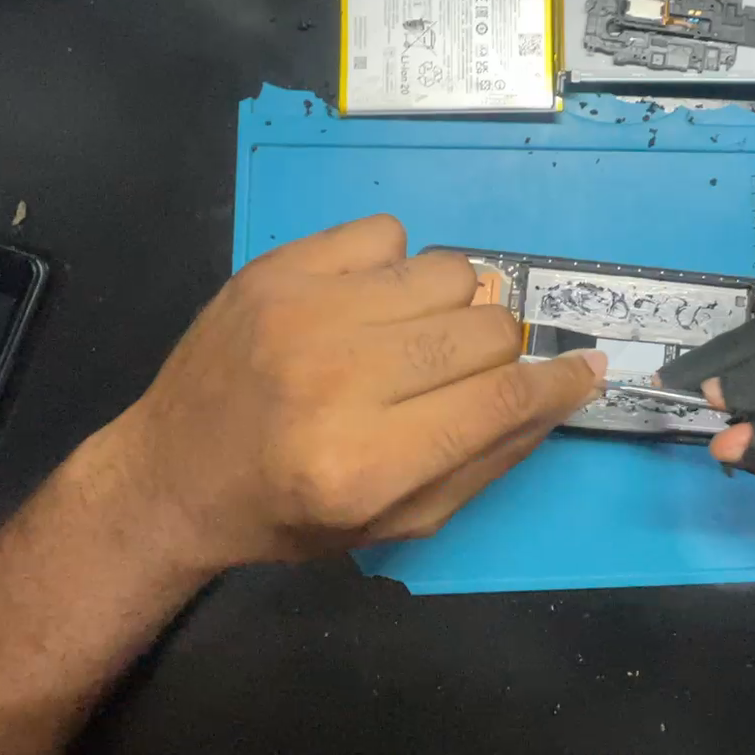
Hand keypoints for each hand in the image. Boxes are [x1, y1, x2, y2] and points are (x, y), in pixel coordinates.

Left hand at [97, 215, 606, 571]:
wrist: (169, 475)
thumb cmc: (290, 513)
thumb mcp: (397, 522)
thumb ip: (489, 457)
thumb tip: (563, 387)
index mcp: (366, 464)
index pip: (503, 399)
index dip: (559, 381)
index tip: (586, 368)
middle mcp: (337, 380)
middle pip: (486, 329)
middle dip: (498, 351)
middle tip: (461, 370)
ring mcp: (302, 312)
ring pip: (450, 271)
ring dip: (452, 306)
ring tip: (413, 332)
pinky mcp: (278, 268)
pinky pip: (388, 232)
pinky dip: (395, 266)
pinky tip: (366, 301)